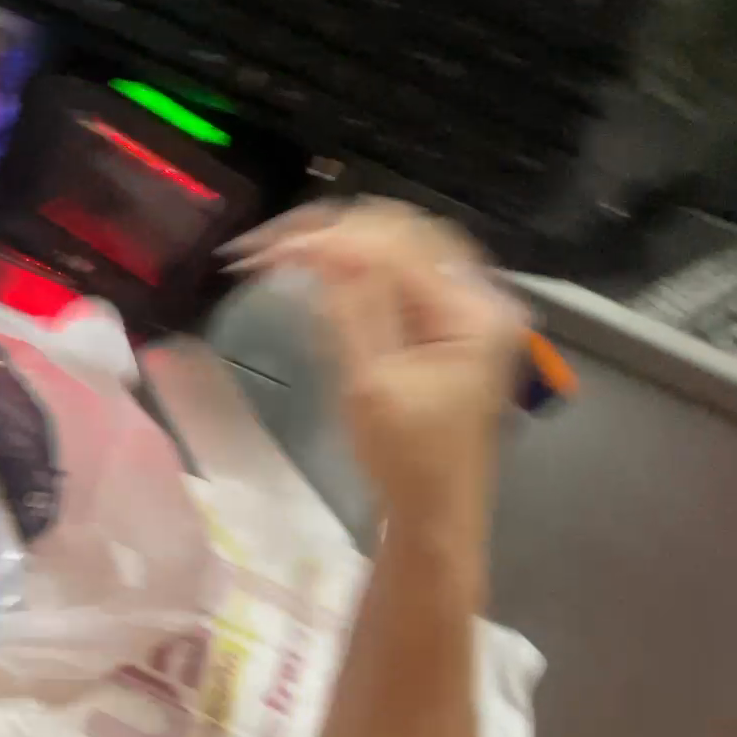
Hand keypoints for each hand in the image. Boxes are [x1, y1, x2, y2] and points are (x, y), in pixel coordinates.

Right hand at [222, 199, 528, 528]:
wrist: (435, 506)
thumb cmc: (404, 457)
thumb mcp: (371, 385)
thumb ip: (352, 312)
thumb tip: (323, 252)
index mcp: (469, 309)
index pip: (392, 246)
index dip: (323, 240)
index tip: (260, 254)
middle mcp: (476, 296)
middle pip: (402, 231)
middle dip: (330, 230)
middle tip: (264, 248)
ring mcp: (463, 310)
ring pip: (400, 247)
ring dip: (341, 243)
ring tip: (281, 253)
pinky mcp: (444, 326)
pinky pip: (400, 274)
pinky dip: (356, 266)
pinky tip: (320, 274)